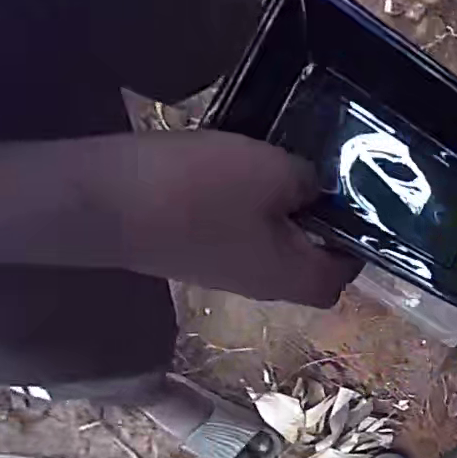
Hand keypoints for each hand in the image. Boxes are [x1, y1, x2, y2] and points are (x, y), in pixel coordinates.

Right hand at [0, 132, 362, 307]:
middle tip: (315, 181)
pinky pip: (237, 237)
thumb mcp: (271, 171)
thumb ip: (307, 181)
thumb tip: (315, 188)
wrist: (102, 205)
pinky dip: (246, 212)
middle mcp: (269, 288)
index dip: (354, 242)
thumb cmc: (200, 191)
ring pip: (272, 248)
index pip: (345, 273)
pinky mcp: (195, 258)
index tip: (351, 204)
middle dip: (318, 226)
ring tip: (276, 170)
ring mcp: (229, 276)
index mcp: (299, 278)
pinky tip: (235, 176)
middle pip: (310, 264)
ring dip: (280, 215)